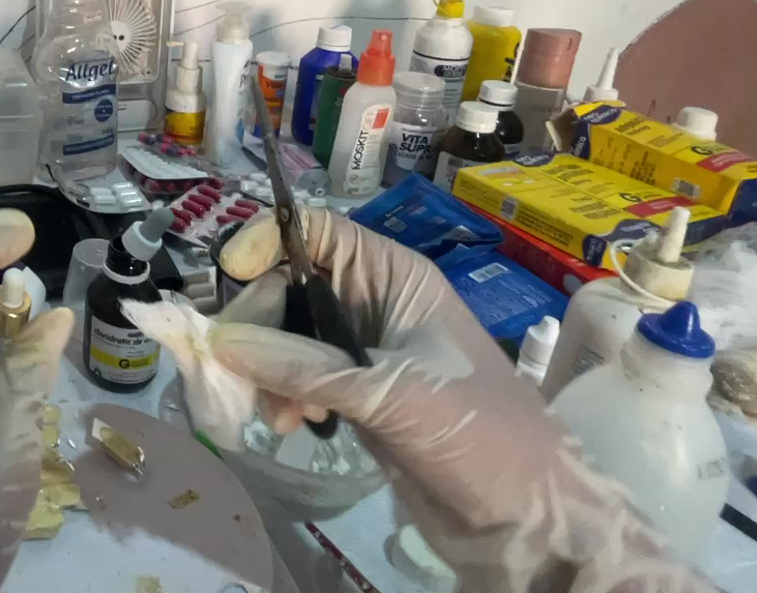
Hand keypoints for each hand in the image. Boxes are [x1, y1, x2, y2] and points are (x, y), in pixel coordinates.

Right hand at [212, 207, 709, 590]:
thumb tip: (221, 343)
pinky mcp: (348, 386)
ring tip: (277, 413)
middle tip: (236, 364)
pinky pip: (290, 369)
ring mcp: (357, 344)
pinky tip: (291, 423)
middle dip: (258, 323)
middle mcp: (369, 298)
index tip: (232, 275)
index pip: (312, 229)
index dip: (264, 240)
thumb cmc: (482, 439)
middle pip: (283, 281)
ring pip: (281, 329)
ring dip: (264, 366)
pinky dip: (278, 392)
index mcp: (391, 276)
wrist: (534, 528)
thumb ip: (302, 367)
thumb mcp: (390, 396)